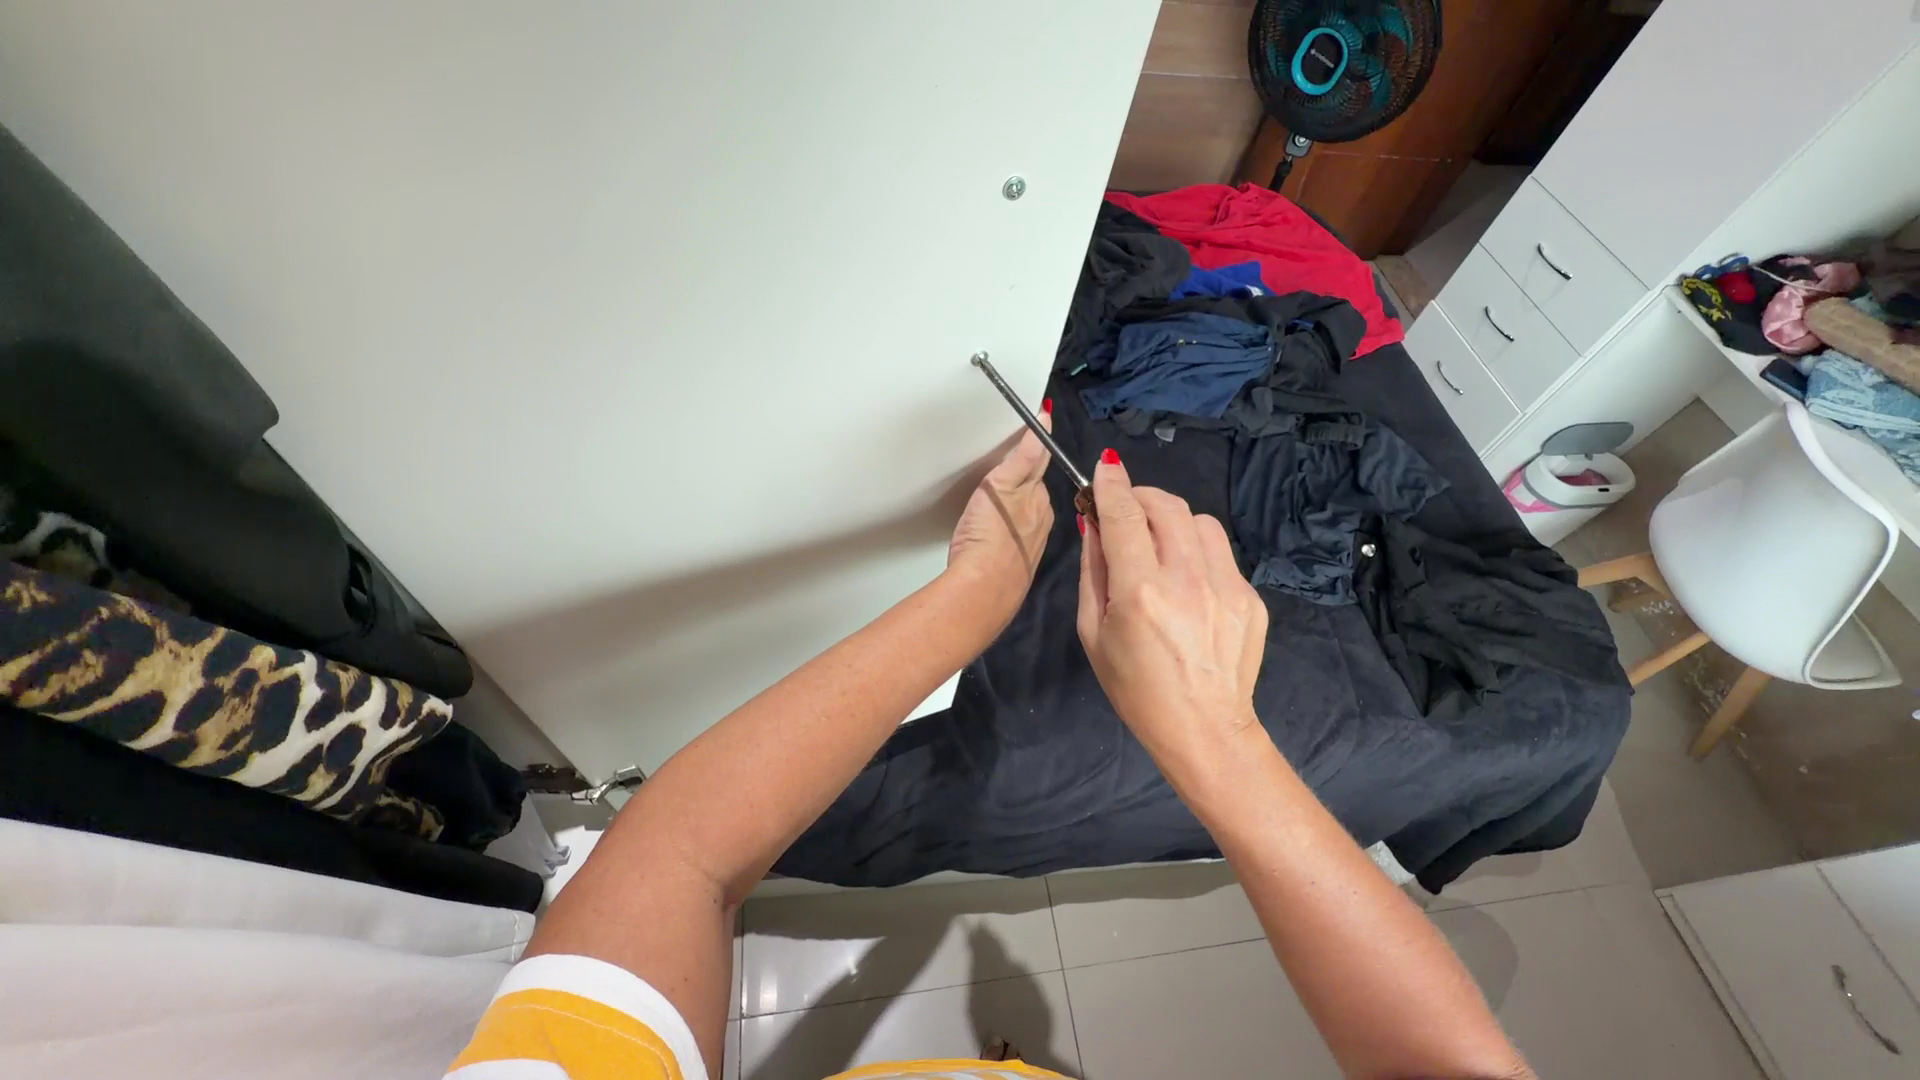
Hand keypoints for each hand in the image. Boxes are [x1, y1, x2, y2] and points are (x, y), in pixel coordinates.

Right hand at [947, 403, 1056, 616]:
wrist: (980, 592)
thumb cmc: (990, 534)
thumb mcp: (1003, 485)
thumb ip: (1024, 454)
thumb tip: (1047, 415)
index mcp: (1042, 503)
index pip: (1039, 470)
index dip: (1030, 457)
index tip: (1020, 446)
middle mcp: (1043, 525)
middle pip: (1034, 496)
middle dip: (1022, 487)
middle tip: (1000, 477)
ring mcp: (1030, 550)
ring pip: (1026, 521)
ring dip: (1015, 513)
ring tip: (994, 509)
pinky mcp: (1015, 571)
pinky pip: (1015, 543)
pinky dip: (1007, 536)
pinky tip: (992, 540)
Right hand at [1076, 448, 1267, 770]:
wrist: (1204, 729)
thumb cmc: (1135, 688)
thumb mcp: (1093, 634)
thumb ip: (1093, 571)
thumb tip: (1094, 524)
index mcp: (1140, 592)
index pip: (1125, 515)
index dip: (1112, 484)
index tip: (1104, 466)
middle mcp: (1187, 579)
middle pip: (1167, 506)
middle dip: (1141, 495)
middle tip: (1126, 507)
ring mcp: (1226, 586)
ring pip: (1199, 521)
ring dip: (1172, 520)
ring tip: (1159, 544)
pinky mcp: (1250, 597)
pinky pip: (1220, 553)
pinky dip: (1196, 552)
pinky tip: (1188, 583)